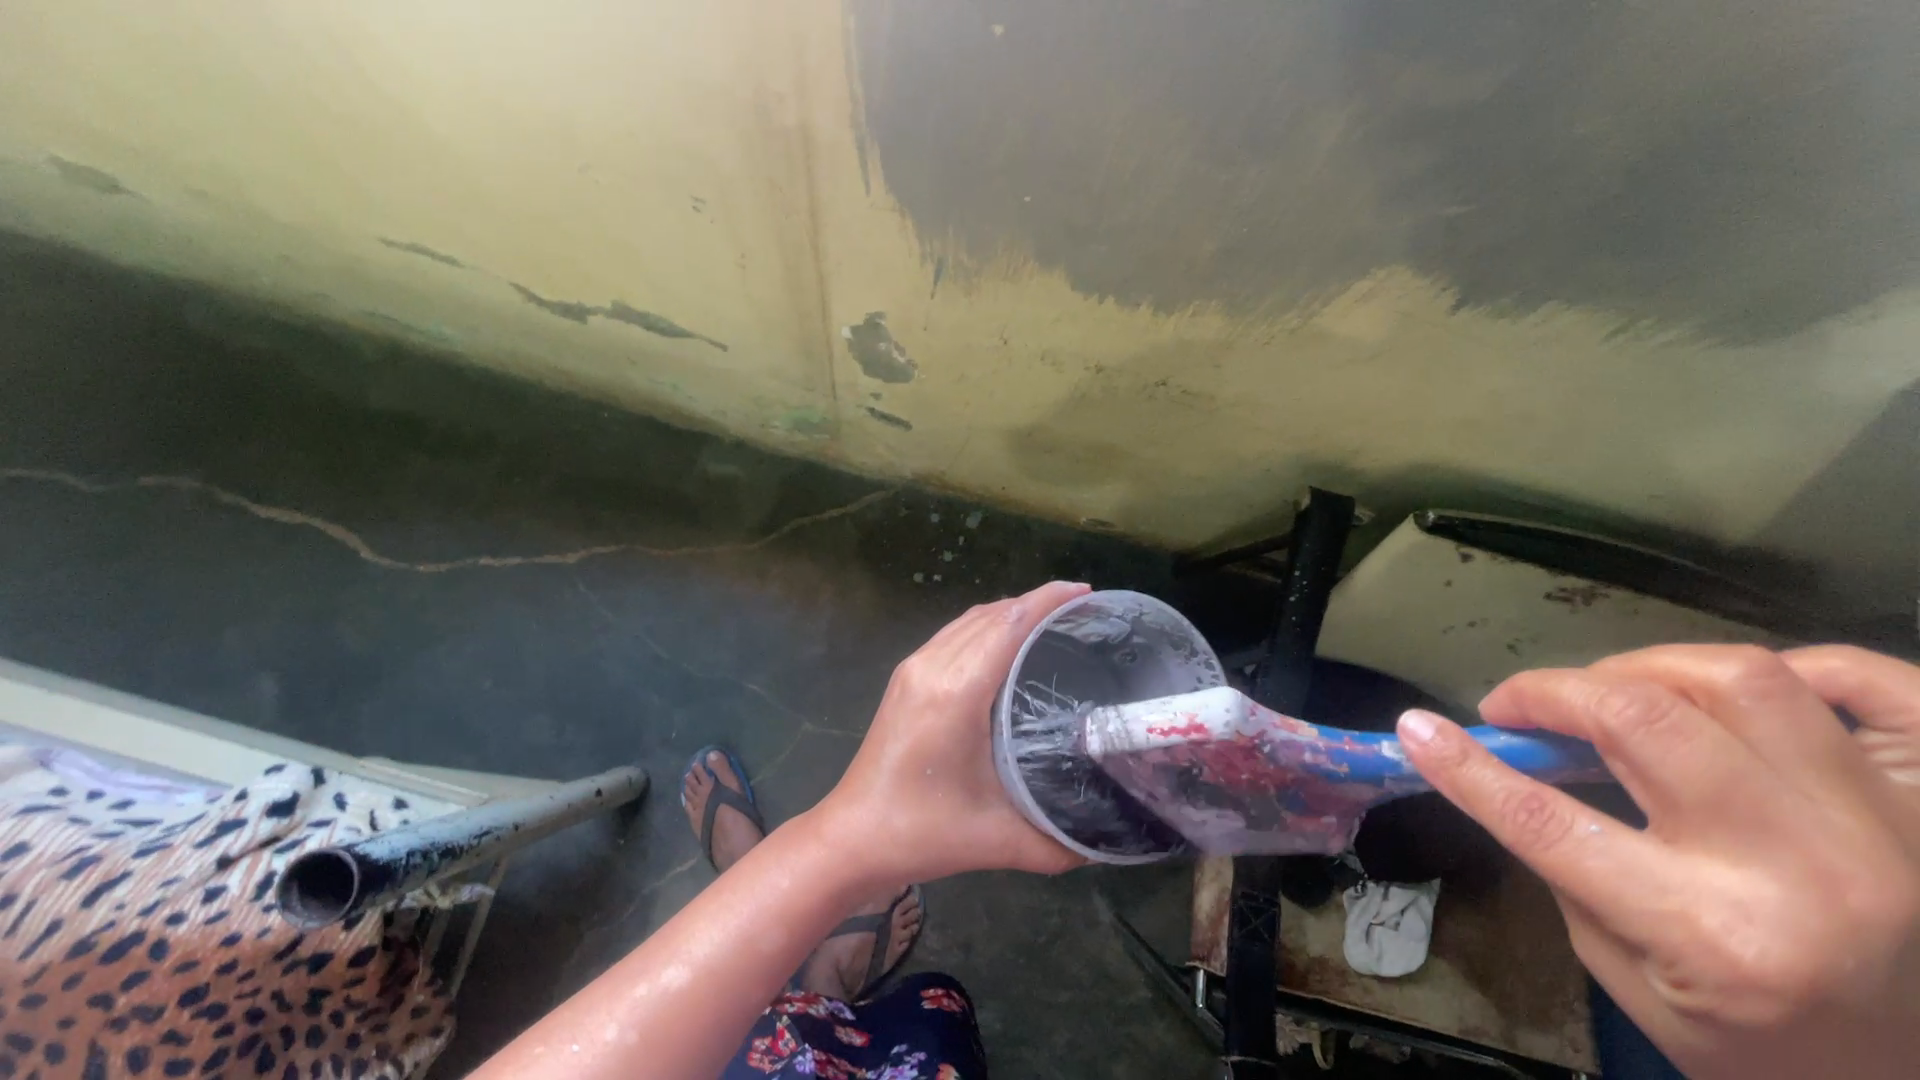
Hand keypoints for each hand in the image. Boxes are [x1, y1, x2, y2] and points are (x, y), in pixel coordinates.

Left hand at [814, 581, 1091, 884]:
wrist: (853, 838)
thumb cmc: (923, 833)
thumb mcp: (1001, 840)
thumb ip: (1061, 843)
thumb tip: (1107, 842)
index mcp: (955, 692)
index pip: (1008, 625)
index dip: (1048, 601)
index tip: (1087, 593)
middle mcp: (931, 667)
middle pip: (990, 615)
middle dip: (1036, 602)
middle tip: (1084, 611)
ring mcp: (913, 669)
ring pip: (968, 621)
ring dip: (1011, 612)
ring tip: (1054, 621)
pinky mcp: (904, 679)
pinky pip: (953, 635)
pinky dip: (987, 627)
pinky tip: (1009, 645)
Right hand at [1398, 644, 1919, 1079]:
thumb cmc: (1747, 1040)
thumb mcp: (1624, 970)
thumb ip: (1567, 859)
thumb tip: (1503, 762)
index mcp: (1713, 936)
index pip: (1550, 821)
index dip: (1468, 766)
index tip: (1417, 728)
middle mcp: (1807, 870)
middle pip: (1643, 720)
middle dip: (1550, 694)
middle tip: (1516, 707)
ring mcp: (1892, 826)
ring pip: (1744, 680)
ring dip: (1646, 667)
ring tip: (1609, 691)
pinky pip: (1883, 685)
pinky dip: (1804, 665)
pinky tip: (1737, 691)